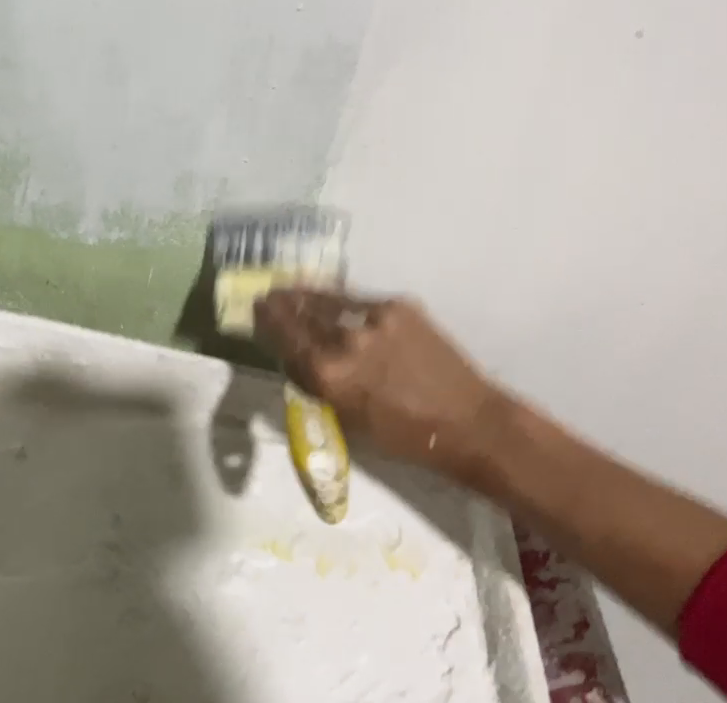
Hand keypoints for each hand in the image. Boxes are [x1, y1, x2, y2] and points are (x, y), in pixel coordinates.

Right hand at [253, 288, 511, 480]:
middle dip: (281, 302)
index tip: (255, 307)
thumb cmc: (405, 435)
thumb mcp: (346, 418)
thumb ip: (316, 383)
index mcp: (329, 374)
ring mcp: (373, 318)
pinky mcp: (398, 306)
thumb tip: (293, 357)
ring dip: (308, 296)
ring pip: (329, 299)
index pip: (284, 337)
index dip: (266, 319)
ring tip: (293, 291)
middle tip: (269, 295)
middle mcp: (345, 340)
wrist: (470, 421)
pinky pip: (359, 299)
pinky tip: (337, 301)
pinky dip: (344, 301)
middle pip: (300, 312)